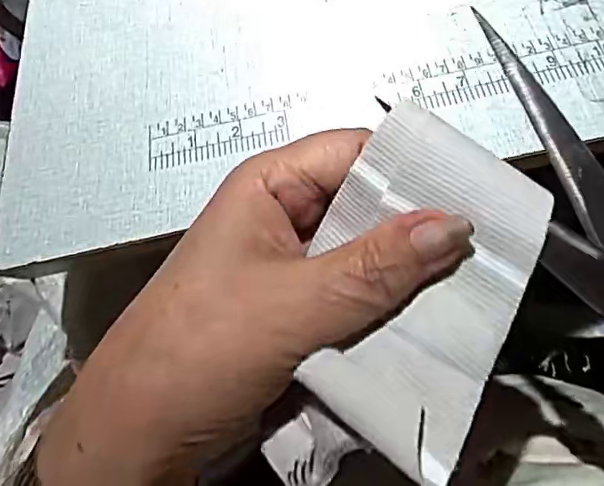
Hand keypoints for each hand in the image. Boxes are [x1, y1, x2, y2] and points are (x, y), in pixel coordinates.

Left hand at [38, 129, 474, 485]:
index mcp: (270, 184)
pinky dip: (392, 303)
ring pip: (371, 250)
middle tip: (471, 238)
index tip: (462, 185)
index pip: (357, 150)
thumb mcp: (290, 305)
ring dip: (409, 268)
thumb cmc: (180, 360)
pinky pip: (364, 293)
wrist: (132, 453)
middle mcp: (287, 215)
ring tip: (460, 277)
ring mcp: (299, 265)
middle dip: (417, 222)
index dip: (409, 164)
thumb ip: (373, 267)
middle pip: (369, 200)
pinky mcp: (307, 309)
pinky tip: (424, 315)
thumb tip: (446, 226)